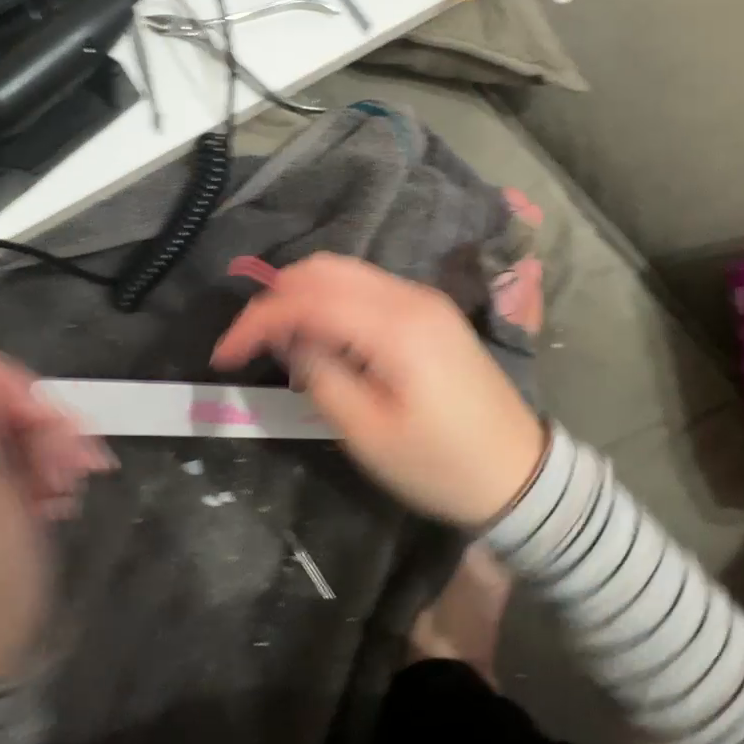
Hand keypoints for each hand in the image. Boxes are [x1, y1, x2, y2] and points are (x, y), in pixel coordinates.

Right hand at [211, 254, 547, 528]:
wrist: (520, 475)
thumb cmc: (442, 466)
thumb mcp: (369, 436)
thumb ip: (321, 378)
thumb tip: (290, 343)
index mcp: (395, 327)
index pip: (307, 300)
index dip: (256, 321)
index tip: (223, 355)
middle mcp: (409, 297)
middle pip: (324, 269)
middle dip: (274, 297)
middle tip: (246, 341)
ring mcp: (423, 300)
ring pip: (344, 271)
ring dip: (300, 294)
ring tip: (273, 337)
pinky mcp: (430, 312)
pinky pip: (366, 287)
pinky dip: (329, 299)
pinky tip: (316, 331)